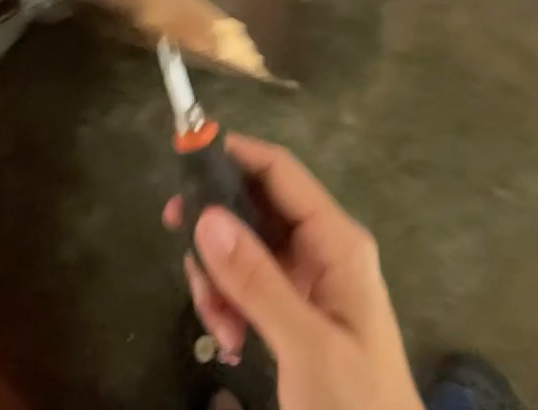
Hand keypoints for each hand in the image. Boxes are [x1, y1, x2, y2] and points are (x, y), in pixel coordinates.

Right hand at [163, 135, 420, 408]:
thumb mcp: (307, 344)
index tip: (185, 152)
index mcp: (337, 240)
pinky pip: (247, 286)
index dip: (236, 154)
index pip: (281, 172)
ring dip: (220, 281)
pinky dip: (229, 305)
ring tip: (219, 326)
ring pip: (243, 250)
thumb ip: (258, 281)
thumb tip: (206, 216)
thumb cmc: (356, 400)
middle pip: (254, 210)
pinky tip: (230, 340)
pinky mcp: (293, 309)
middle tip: (181, 249)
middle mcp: (321, 248)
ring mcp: (306, 279)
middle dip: (216, 233)